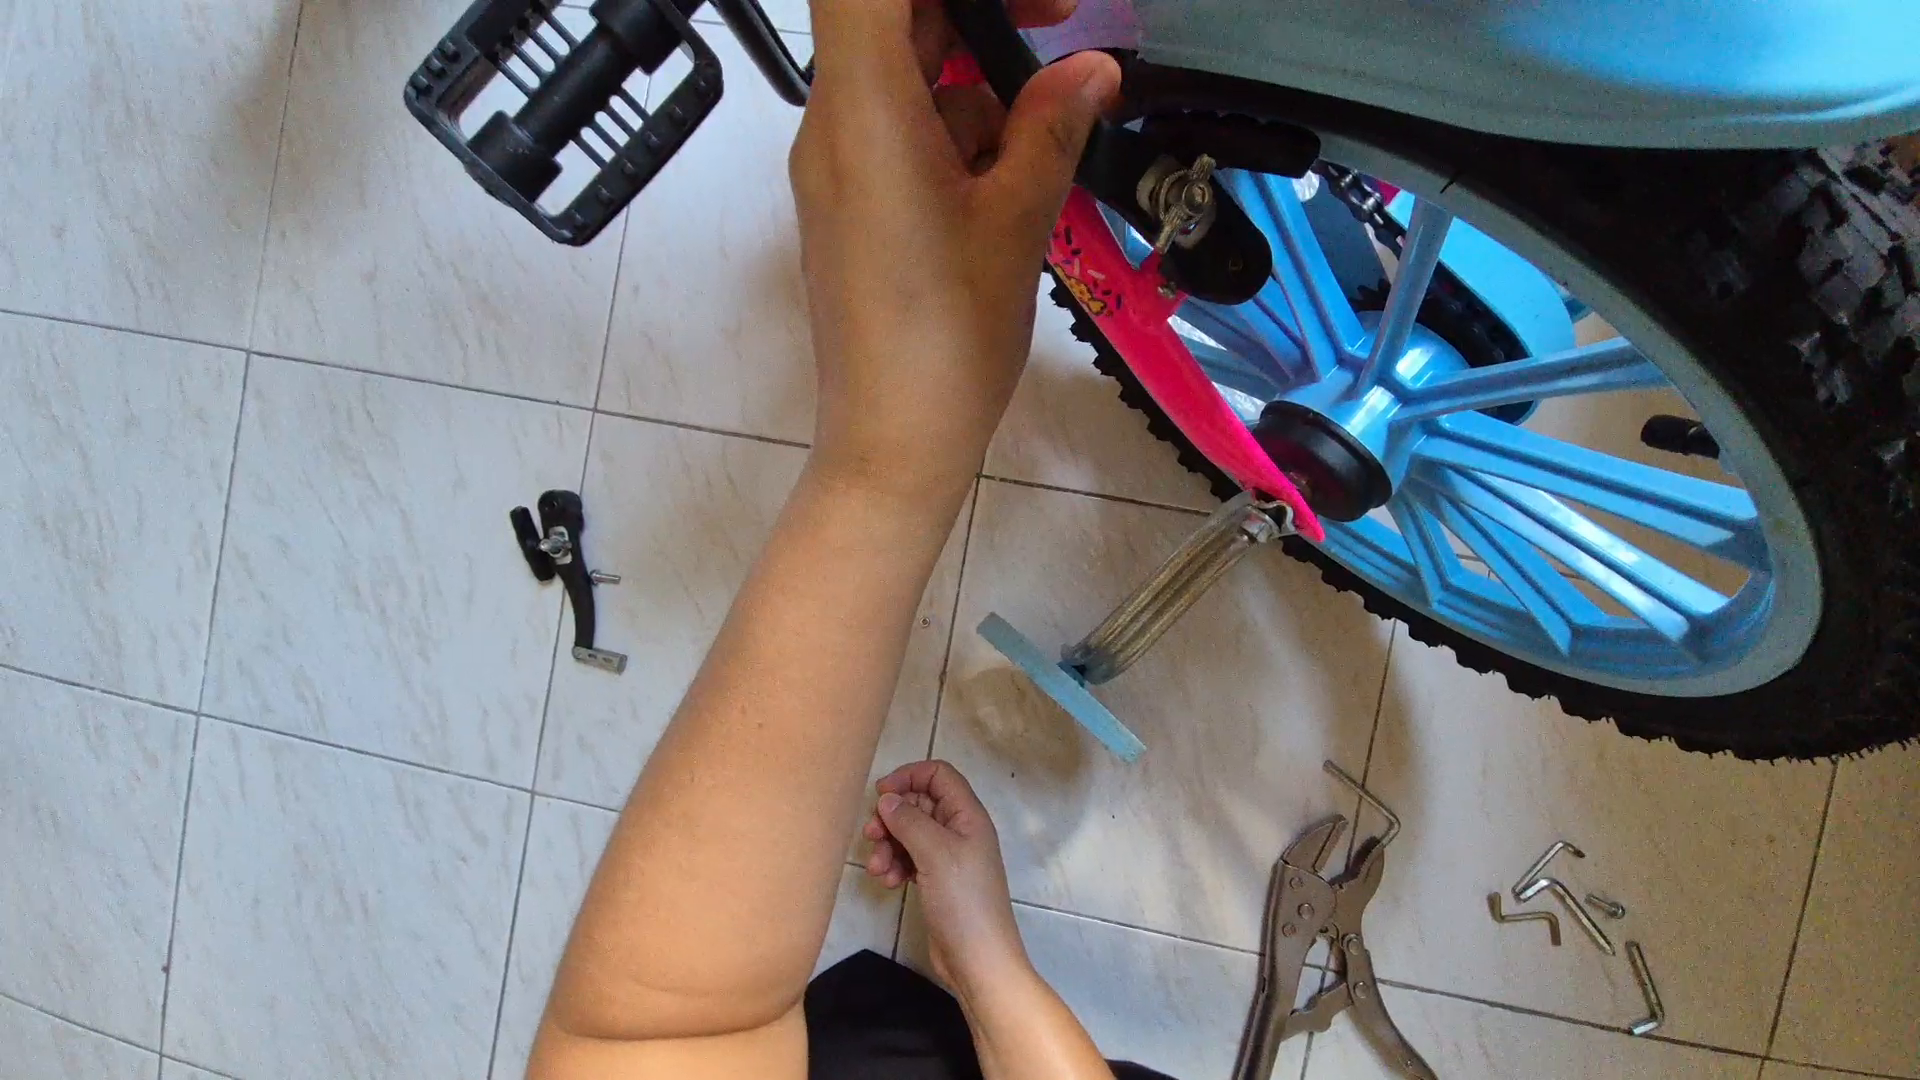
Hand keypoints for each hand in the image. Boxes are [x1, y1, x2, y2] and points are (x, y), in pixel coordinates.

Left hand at [789, 0, 1120, 503]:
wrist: (894, 442)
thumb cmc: (951, 342)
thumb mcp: (1015, 226)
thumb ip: (1051, 130)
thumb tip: (1092, 69)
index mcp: (863, 115)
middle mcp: (831, 130)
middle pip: (886, 17)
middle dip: (975, 10)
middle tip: (1055, 32)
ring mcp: (835, 174)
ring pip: (898, 80)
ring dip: (972, 85)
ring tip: (1038, 147)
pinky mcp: (849, 213)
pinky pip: (894, 137)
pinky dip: (951, 135)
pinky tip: (1001, 188)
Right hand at [862, 760, 1030, 998]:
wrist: (978, 961)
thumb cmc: (963, 900)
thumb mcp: (935, 853)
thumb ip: (909, 820)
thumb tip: (887, 798)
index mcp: (967, 815)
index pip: (938, 775)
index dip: (909, 776)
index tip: (881, 793)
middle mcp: (959, 830)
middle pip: (919, 804)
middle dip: (893, 817)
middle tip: (871, 836)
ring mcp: (948, 856)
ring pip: (911, 833)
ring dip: (890, 845)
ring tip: (878, 869)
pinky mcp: (937, 880)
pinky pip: (910, 858)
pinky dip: (896, 865)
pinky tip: (888, 883)